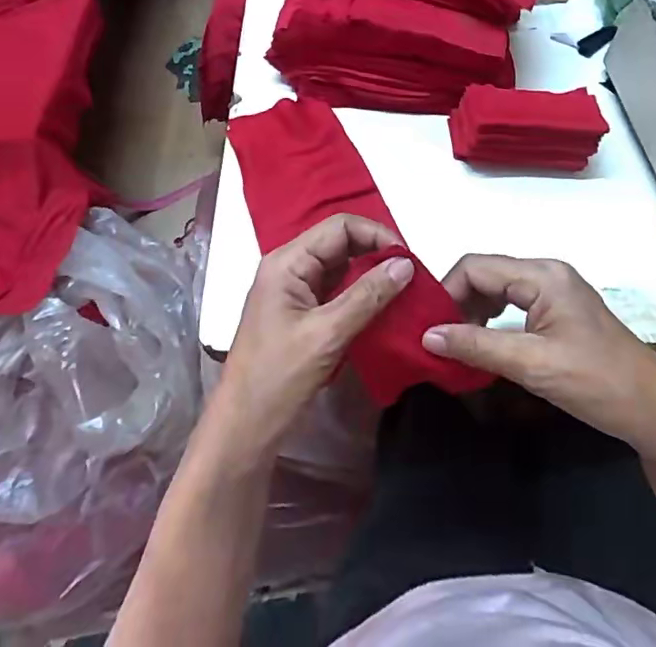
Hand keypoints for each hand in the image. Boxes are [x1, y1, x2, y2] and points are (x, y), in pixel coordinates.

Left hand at [215, 215, 413, 451]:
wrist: (245, 428)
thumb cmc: (278, 377)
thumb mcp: (327, 334)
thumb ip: (368, 296)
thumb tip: (406, 265)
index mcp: (287, 262)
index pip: (340, 227)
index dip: (377, 235)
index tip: (408, 260)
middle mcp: (290, 267)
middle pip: (342, 242)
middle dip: (377, 253)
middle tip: (410, 276)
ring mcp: (296, 290)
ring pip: (342, 266)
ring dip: (372, 274)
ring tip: (404, 290)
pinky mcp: (302, 312)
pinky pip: (338, 289)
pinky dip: (362, 293)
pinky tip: (385, 306)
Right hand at [421, 256, 655, 456]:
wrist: (653, 409)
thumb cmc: (596, 382)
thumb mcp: (532, 364)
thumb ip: (477, 345)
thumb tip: (427, 335)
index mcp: (543, 275)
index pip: (476, 266)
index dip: (447, 292)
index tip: (428, 328)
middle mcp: (547, 273)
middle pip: (486, 274)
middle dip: (457, 303)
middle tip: (438, 340)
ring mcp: (556, 291)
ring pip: (498, 289)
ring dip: (473, 313)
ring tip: (456, 346)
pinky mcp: (560, 311)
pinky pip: (514, 304)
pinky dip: (492, 322)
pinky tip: (483, 346)